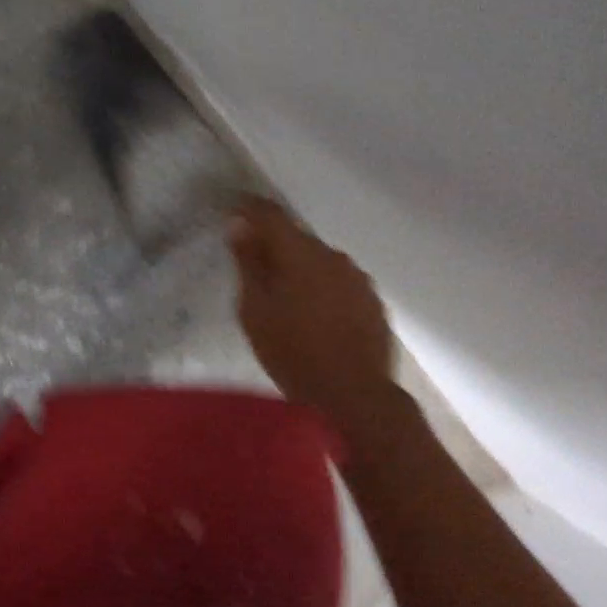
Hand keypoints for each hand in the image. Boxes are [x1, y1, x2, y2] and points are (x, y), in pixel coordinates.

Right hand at [228, 197, 398, 430]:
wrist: (355, 397)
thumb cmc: (293, 352)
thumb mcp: (255, 310)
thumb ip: (248, 263)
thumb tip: (240, 225)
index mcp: (300, 252)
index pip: (270, 214)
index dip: (249, 208)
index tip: (232, 210)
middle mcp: (333, 256)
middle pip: (296, 239)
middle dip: (274, 247)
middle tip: (254, 271)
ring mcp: (358, 279)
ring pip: (320, 263)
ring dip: (301, 271)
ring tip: (286, 301)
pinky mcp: (374, 303)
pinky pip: (339, 285)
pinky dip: (323, 291)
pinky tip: (315, 318)